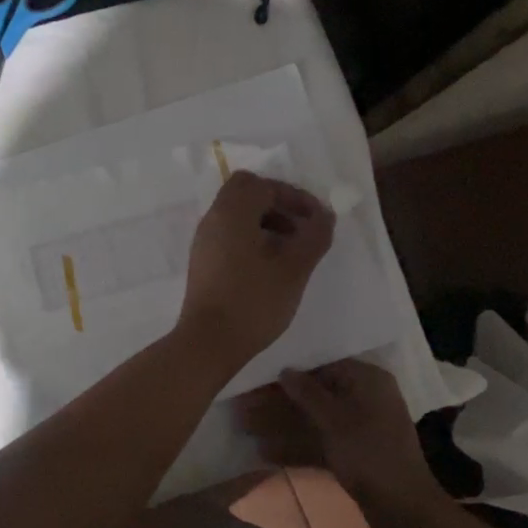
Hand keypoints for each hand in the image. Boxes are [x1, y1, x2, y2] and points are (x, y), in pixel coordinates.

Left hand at [175, 171, 334, 368]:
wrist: (208, 342)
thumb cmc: (253, 302)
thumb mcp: (294, 269)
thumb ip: (314, 236)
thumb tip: (324, 215)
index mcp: (231, 212)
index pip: (263, 185)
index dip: (294, 196)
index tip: (316, 219)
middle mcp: (213, 219)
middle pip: (245, 193)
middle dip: (278, 204)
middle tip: (301, 228)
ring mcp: (204, 241)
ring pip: (237, 214)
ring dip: (266, 221)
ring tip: (292, 250)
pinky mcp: (203, 262)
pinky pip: (229, 234)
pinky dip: (252, 237)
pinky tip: (270, 266)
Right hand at [240, 358, 442, 527]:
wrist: (404, 510)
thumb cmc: (369, 453)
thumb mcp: (334, 420)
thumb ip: (306, 392)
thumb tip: (284, 370)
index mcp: (367, 380)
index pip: (323, 365)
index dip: (289, 371)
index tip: (257, 374)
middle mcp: (364, 398)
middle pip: (314, 393)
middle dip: (280, 401)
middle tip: (244, 403)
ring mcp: (358, 427)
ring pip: (313, 420)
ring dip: (282, 424)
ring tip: (245, 426)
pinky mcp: (352, 453)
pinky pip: (319, 442)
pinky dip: (296, 446)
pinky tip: (265, 452)